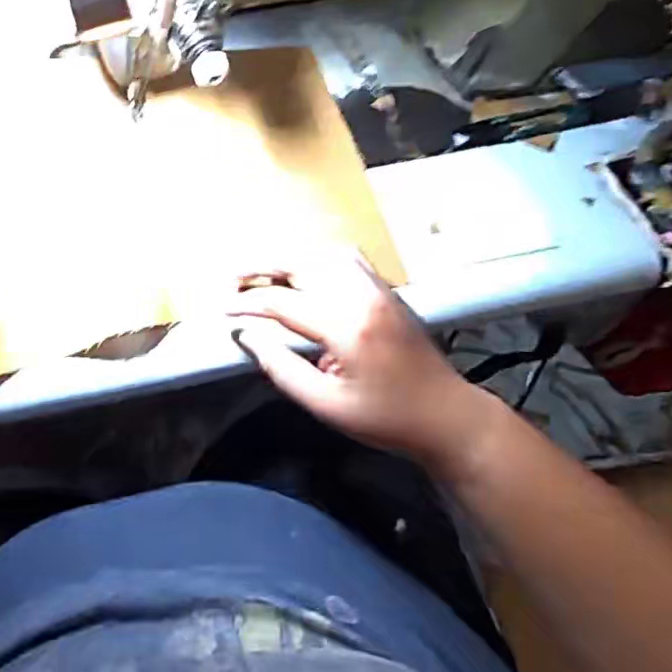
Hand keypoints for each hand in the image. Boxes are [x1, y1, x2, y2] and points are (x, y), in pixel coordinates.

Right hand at [229, 252, 504, 473]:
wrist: (448, 416)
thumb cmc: (386, 419)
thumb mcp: (326, 406)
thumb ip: (282, 369)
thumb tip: (249, 338)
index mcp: (347, 327)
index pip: (282, 302)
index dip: (246, 304)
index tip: (223, 310)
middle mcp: (362, 296)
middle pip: (301, 262)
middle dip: (260, 267)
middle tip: (233, 280)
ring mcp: (378, 288)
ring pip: (322, 253)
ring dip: (288, 258)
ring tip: (262, 273)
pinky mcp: (387, 289)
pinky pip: (347, 257)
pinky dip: (317, 256)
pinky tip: (303, 270)